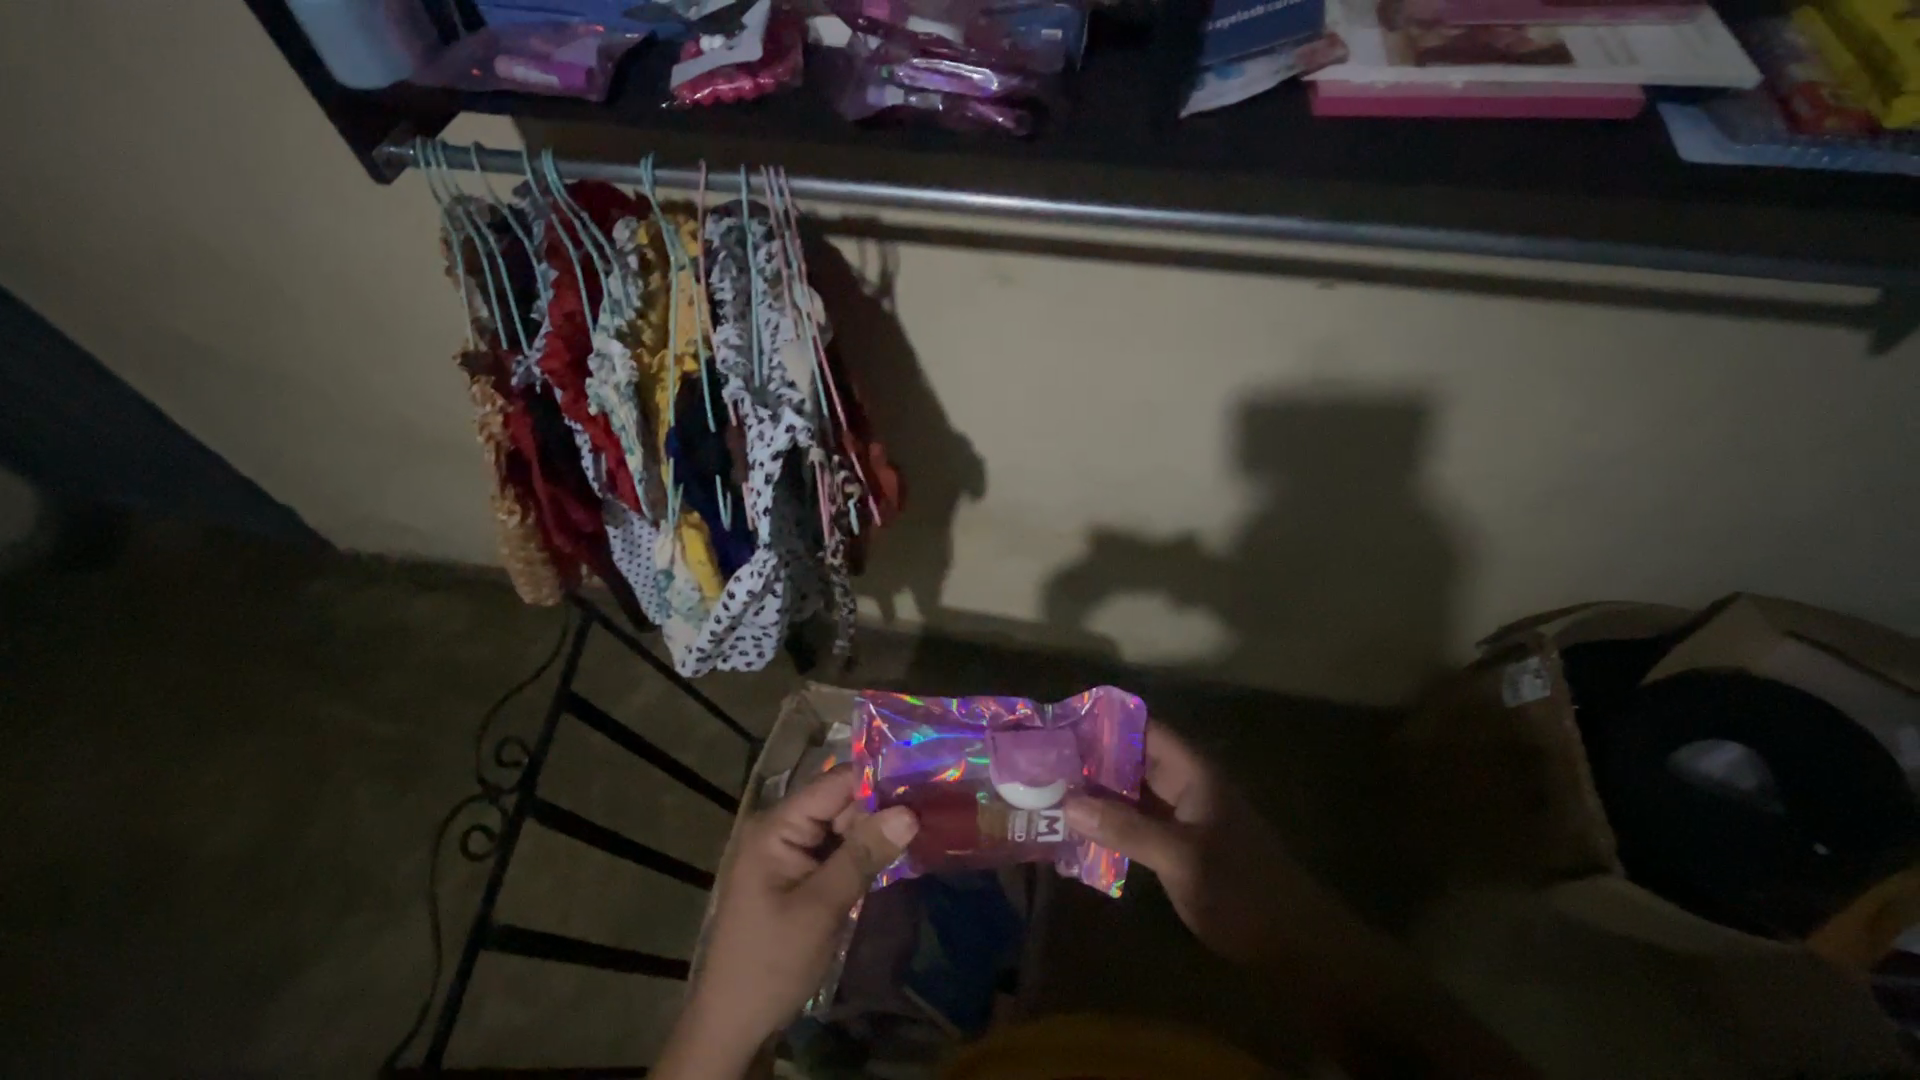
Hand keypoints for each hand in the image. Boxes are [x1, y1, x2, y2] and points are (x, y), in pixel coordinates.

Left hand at [655, 768, 917, 1078]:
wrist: (733, 1022)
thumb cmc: (771, 962)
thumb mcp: (822, 907)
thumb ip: (863, 855)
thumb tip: (909, 813)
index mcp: (776, 826)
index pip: (834, 783)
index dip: (877, 781)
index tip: (923, 786)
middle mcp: (779, 828)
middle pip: (839, 802)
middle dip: (880, 809)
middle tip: (929, 817)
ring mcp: (786, 852)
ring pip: (840, 826)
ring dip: (873, 833)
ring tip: (921, 833)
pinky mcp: (794, 874)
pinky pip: (833, 850)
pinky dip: (859, 854)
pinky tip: (893, 858)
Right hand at [1064, 721, 1334, 965]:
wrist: (1294, 947)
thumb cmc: (1243, 891)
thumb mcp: (1181, 858)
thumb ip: (1126, 829)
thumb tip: (1067, 803)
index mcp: (1194, 773)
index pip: (1143, 728)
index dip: (1103, 722)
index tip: (1057, 724)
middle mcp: (1186, 786)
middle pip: (1131, 759)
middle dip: (1089, 759)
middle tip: (1038, 763)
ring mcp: (1182, 818)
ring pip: (1130, 793)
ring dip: (1095, 793)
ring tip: (1045, 793)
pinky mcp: (1177, 847)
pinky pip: (1135, 824)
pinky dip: (1108, 824)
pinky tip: (1074, 833)